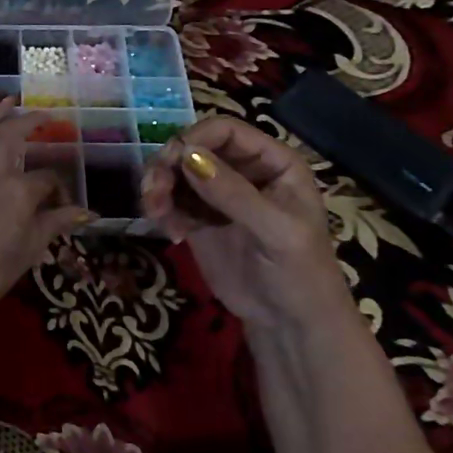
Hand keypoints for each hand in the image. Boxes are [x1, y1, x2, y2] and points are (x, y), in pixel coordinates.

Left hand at [0, 98, 93, 327]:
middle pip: (14, 137)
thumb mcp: (32, 248)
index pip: (48, 178)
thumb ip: (57, 223)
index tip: (66, 206)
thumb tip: (87, 213)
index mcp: (20, 190)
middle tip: (47, 116)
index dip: (61, 189)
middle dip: (32, 122)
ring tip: (10, 99)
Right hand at [140, 116, 351, 328]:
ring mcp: (217, 196)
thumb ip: (233, 193)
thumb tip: (187, 156)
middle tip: (152, 192)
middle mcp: (242, 171)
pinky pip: (170, 200)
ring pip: (175, 173)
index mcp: (273, 162)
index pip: (226, 131)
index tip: (172, 162)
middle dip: (167, 166)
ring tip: (155, 213)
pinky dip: (160, 210)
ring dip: (158, 187)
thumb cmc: (300, 273)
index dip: (195, 139)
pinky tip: (170, 232)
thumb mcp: (275, 232)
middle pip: (192, 148)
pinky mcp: (197, 219)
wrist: (289, 321)